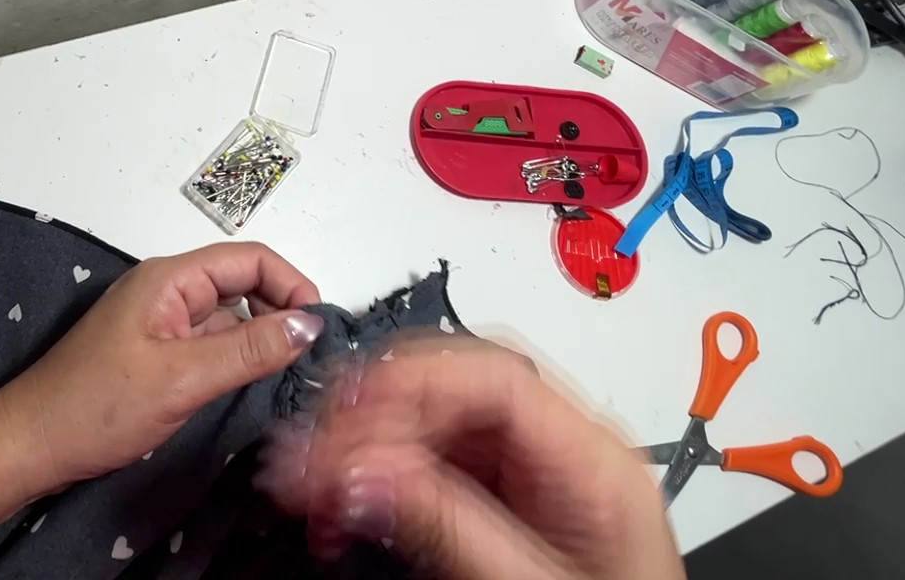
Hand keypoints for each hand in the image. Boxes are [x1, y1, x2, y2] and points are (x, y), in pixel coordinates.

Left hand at [0, 242, 324, 493]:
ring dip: (261, 332)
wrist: (33, 442)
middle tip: (309, 353)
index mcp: (171, 277)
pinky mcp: (159, 344)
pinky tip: (253, 377)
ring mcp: (163, 316)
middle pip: (241, 280)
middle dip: (280, 307)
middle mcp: (170, 287)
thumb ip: (249, 349)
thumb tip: (309, 324)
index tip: (318, 325)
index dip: (290, 283)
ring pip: (229, 311)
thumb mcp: (182, 378)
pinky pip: (211, 336)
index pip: (249, 259)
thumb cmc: (98, 405)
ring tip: (289, 368)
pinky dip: (237, 351)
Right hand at [256, 338, 682, 579]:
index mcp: (593, 458)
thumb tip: (362, 469)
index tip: (344, 413)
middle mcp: (560, 442)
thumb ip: (449, 529)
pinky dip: (372, 467)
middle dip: (370, 406)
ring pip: (425, 410)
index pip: (493, 376)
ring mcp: (526, 459)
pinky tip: (340, 493)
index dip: (408, 379)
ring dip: (360, 438)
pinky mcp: (498, 482)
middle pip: (450, 380)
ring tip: (311, 476)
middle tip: (312, 446)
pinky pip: (422, 449)